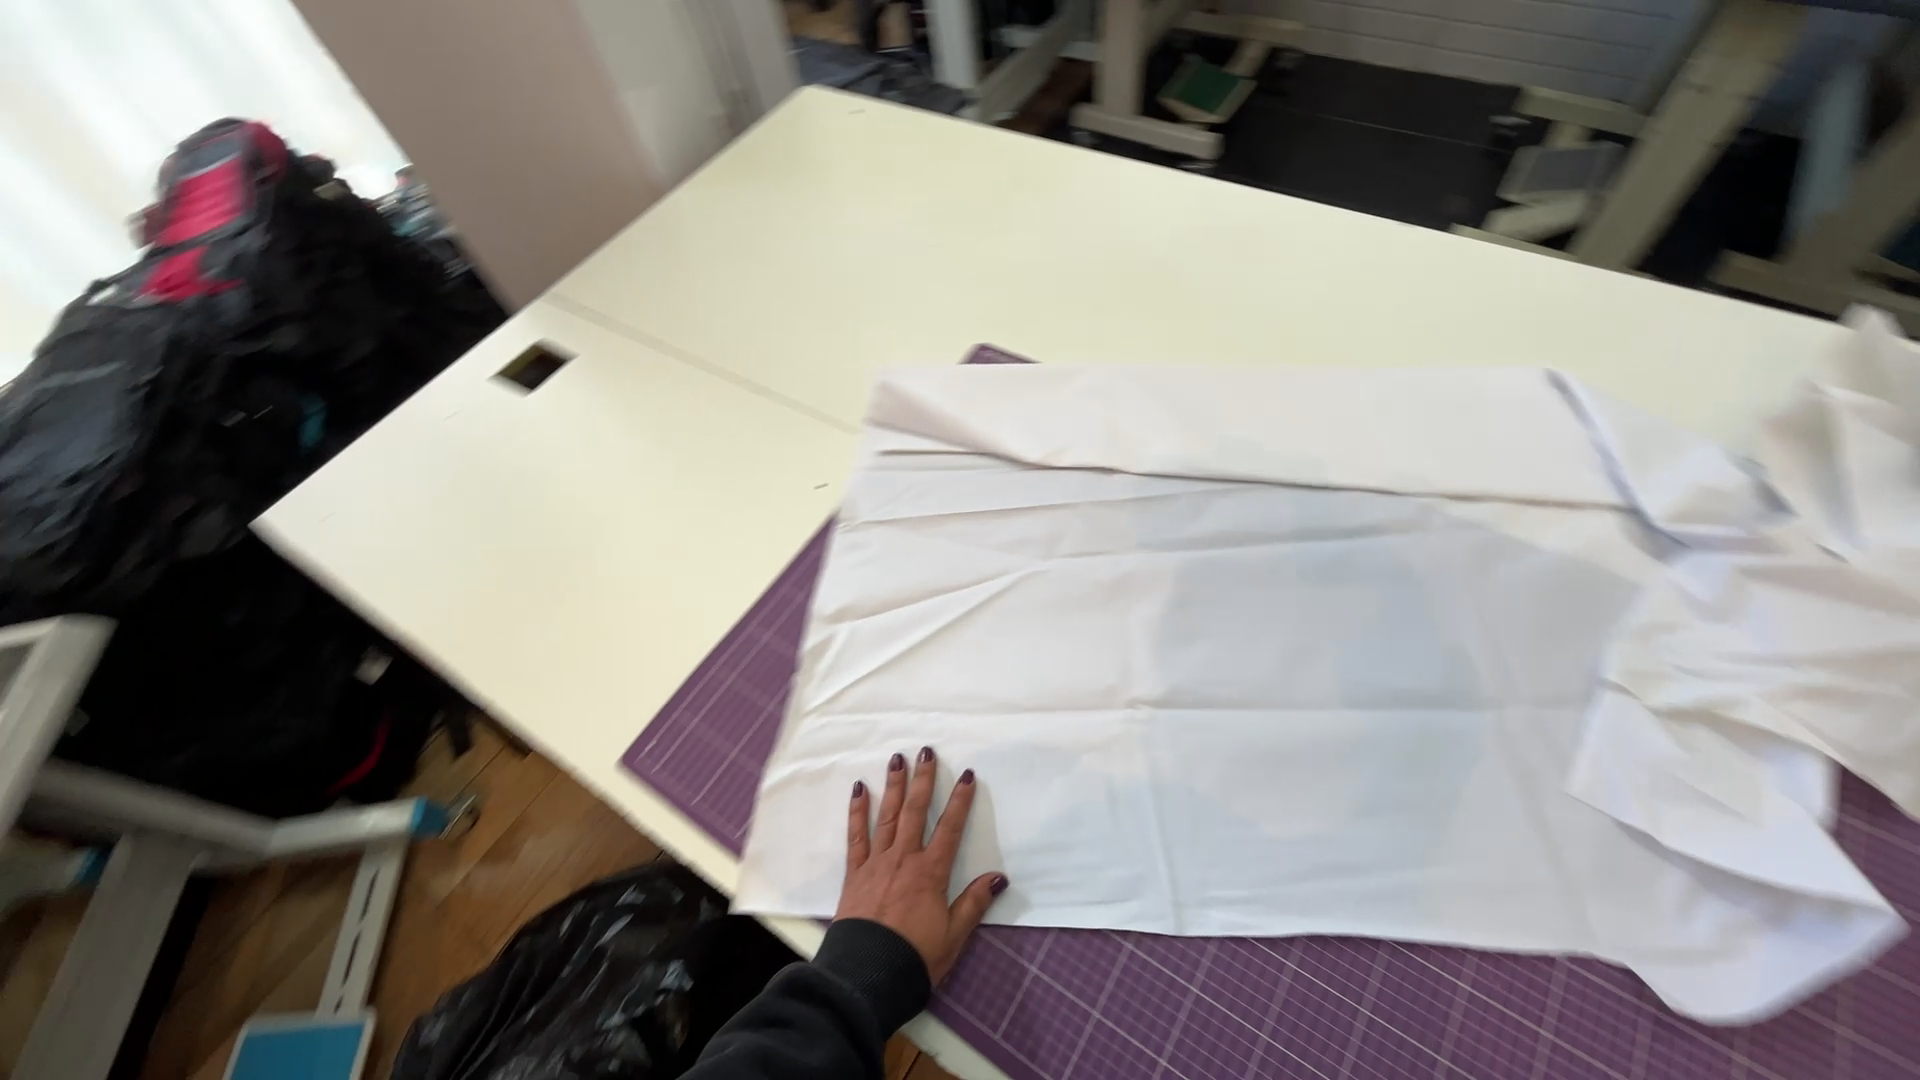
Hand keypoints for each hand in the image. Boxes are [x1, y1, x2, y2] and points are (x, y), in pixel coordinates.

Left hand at [836, 746, 1007, 983]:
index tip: (966, 774)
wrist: (866, 976)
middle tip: (926, 750)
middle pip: (915, 811)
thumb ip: (974, 904)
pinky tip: (859, 790)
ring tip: (897, 759)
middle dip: (923, 779)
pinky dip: (858, 811)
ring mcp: (876, 863)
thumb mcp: (953, 936)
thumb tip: (998, 877)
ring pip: (887, 816)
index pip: (950, 828)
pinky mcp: (854, 873)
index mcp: (930, 872)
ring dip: (893, 786)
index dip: (960, 800)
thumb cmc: (915, 958)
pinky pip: (856, 836)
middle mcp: (904, 859)